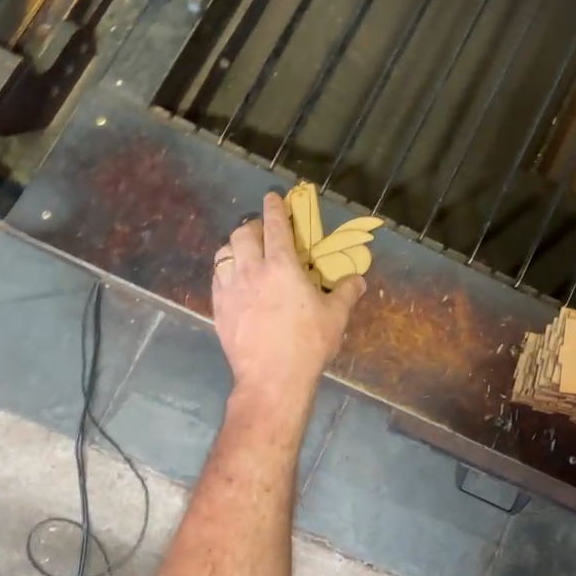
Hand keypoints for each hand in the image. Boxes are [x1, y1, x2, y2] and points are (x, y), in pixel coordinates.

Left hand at [210, 191, 364, 395]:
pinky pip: (216, 278)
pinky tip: (234, 279)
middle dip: (252, 225)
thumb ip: (347, 293)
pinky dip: (225, 270)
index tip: (272, 197)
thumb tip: (359, 279)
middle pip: (243, 233)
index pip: (275, 226)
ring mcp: (230, 289)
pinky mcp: (219, 308)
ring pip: (224, 253)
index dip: (274, 208)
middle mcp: (251, 271)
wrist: (272, 378)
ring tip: (244, 252)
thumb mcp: (336, 317)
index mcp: (282, 267)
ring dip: (234, 246)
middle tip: (263, 230)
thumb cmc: (308, 344)